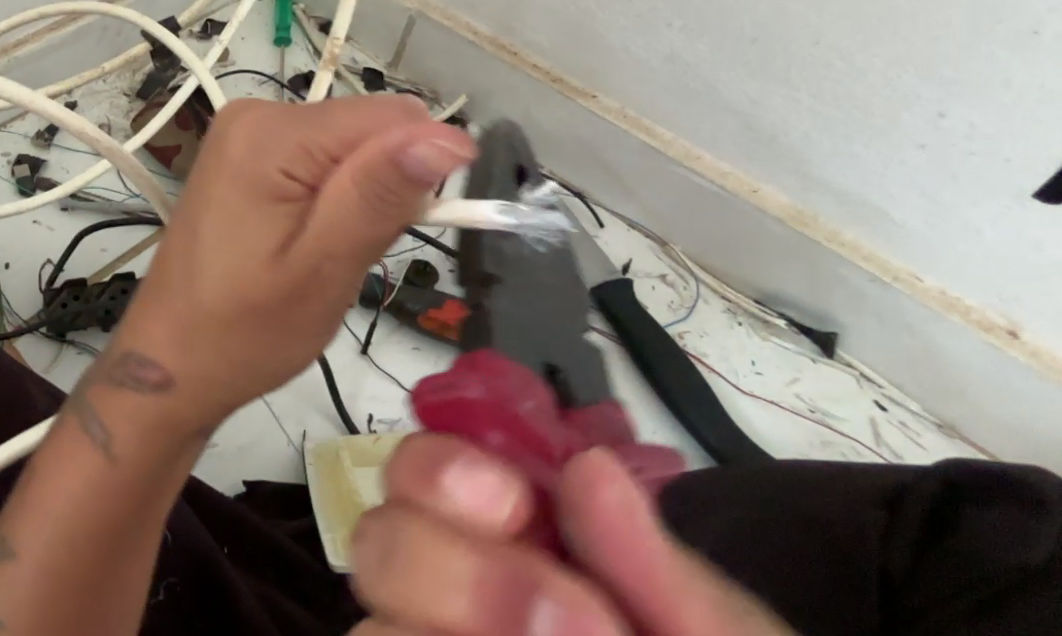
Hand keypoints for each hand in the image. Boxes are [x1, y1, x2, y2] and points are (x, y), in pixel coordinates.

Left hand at [114, 95, 474, 431]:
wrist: (174, 357)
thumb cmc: (245, 330)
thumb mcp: (323, 268)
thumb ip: (380, 195)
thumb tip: (448, 135)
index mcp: (271, 133)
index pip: (393, 116)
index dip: (416, 173)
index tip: (395, 231)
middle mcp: (255, 114)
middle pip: (369, 127)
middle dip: (382, 187)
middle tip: (347, 252)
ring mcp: (245, 133)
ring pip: (350, 145)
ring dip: (357, 197)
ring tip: (322, 252)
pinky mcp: (244, 155)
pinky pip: (319, 158)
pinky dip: (330, 198)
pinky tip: (303, 241)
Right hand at [349, 435, 793, 634]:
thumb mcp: (712, 631)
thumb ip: (649, 562)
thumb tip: (588, 465)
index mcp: (507, 538)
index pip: (418, 469)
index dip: (440, 470)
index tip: (515, 500)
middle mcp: (450, 585)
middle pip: (378, 542)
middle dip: (458, 572)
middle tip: (581, 623)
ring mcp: (426, 634)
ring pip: (370, 626)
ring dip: (447, 632)